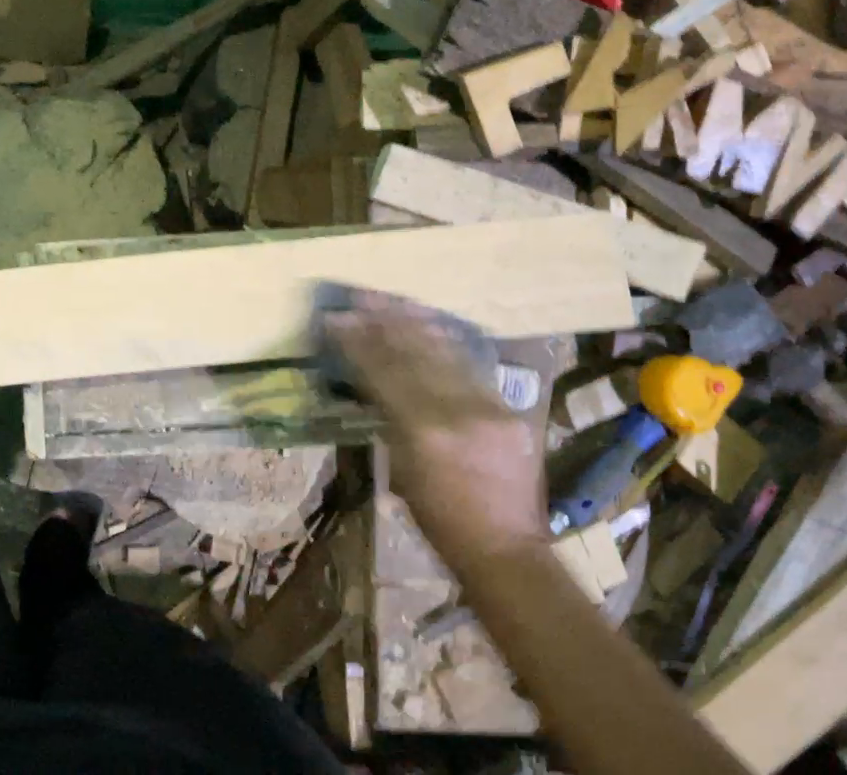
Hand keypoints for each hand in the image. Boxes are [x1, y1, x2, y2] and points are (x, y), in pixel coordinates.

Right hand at [321, 291, 546, 557]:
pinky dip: (448, 344)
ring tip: (392, 301)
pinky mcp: (511, 410)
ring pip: (447, 353)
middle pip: (416, 353)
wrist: (505, 548)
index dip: (358, 342)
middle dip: (384, 321)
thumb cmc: (438, 520)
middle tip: (359, 297)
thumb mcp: (400, 470)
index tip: (336, 318)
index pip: (384, 371)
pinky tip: (431, 326)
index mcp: (423, 432)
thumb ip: (390, 421)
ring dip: (416, 324)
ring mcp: (490, 407)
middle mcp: (459, 412)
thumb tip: (372, 383)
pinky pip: (472, 368)